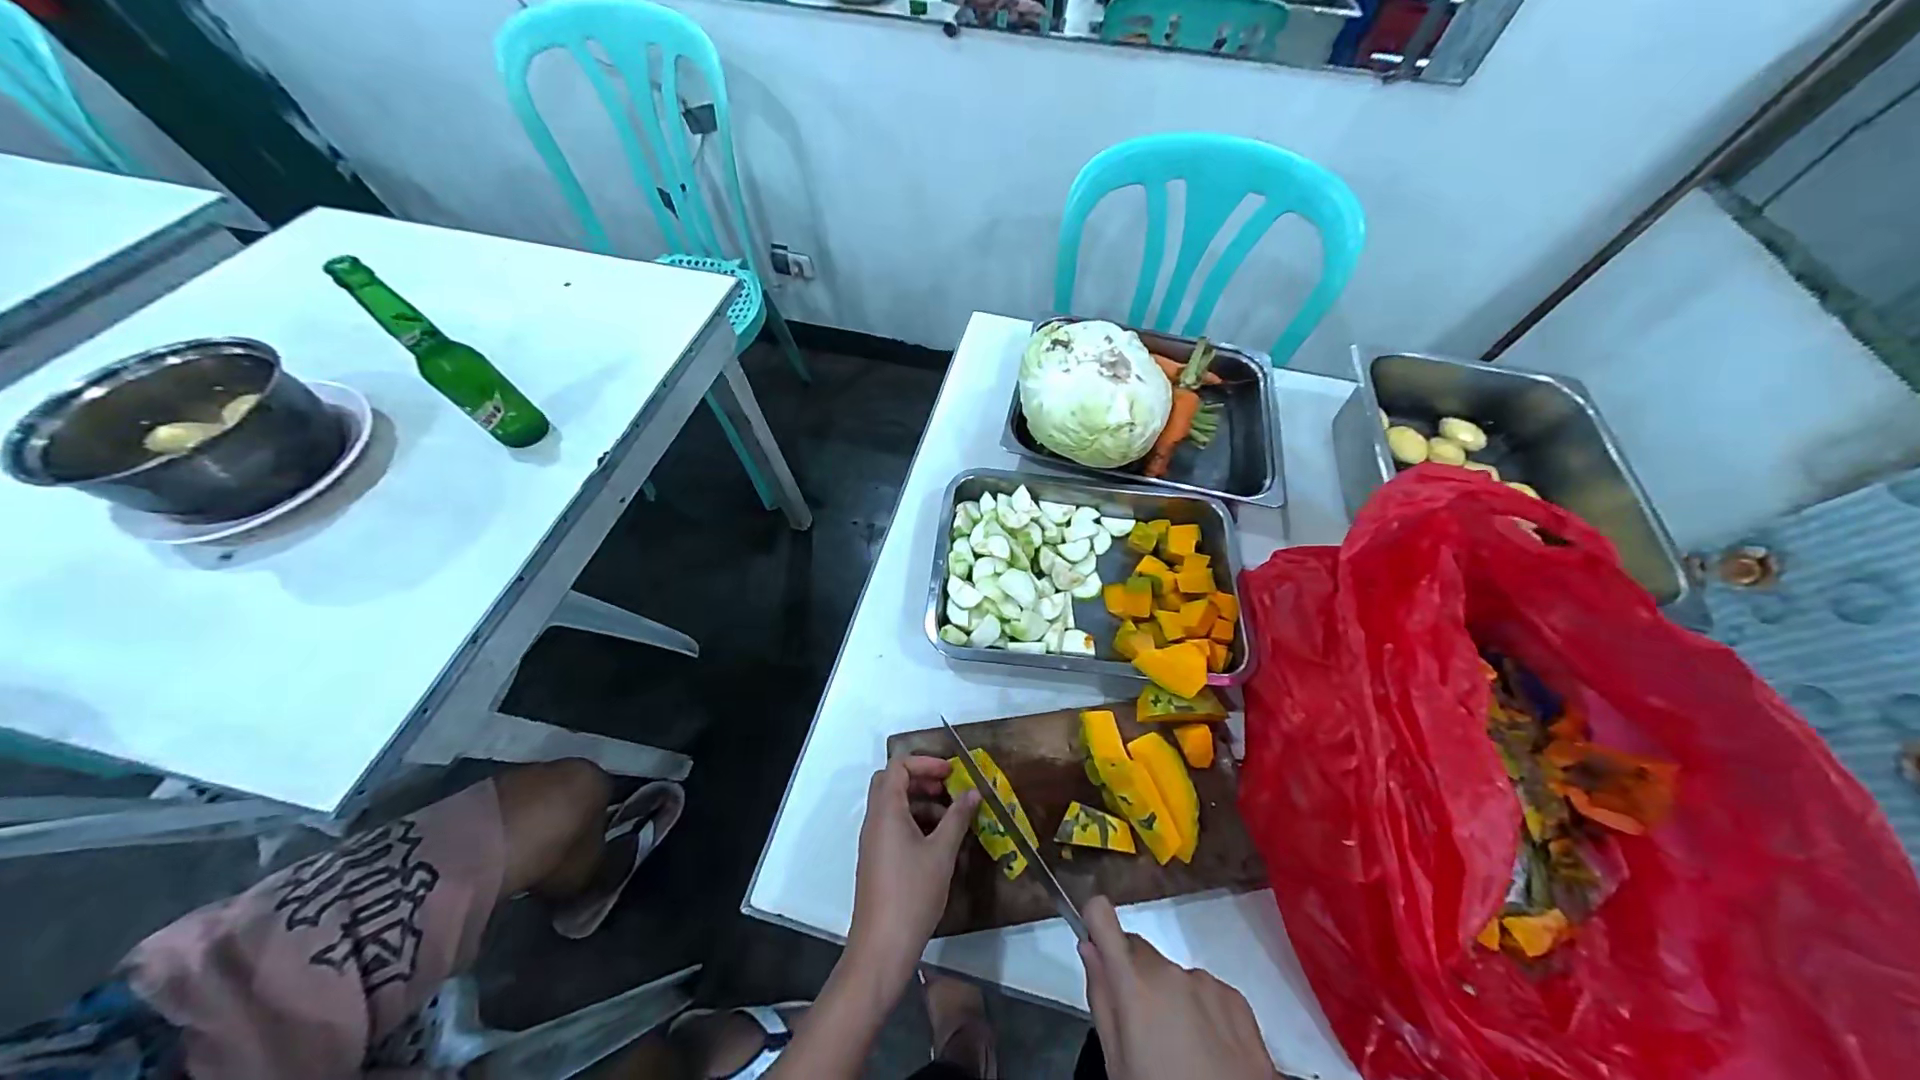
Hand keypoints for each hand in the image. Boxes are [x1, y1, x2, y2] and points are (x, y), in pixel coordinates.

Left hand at [847, 756, 978, 987]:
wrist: (882, 945)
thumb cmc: (913, 893)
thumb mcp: (942, 853)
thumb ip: (957, 818)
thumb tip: (972, 792)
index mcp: (886, 811)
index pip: (898, 767)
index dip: (925, 763)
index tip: (951, 772)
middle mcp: (874, 820)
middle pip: (892, 782)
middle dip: (921, 779)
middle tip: (949, 789)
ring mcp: (873, 841)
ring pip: (893, 805)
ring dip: (921, 803)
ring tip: (952, 818)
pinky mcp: (877, 859)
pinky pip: (894, 826)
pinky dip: (915, 822)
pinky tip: (939, 842)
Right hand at [1078, 895, 1276, 1079]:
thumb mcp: (1116, 1061)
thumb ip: (1100, 997)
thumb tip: (1089, 949)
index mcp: (1134, 984)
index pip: (1102, 916)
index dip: (1094, 921)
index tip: (1093, 935)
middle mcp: (1170, 971)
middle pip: (1138, 951)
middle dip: (1133, 975)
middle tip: (1140, 1025)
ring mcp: (1206, 982)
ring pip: (1172, 974)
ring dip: (1169, 997)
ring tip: (1180, 1046)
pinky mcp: (1236, 998)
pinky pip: (1204, 990)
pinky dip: (1201, 1010)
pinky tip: (1208, 1049)